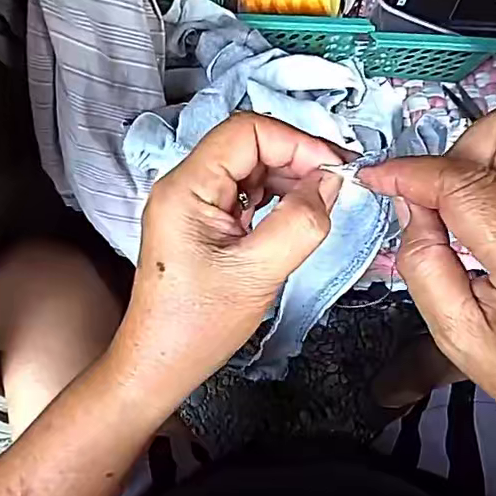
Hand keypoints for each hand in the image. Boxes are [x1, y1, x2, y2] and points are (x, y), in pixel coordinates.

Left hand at [112, 113, 346, 398]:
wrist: (160, 363)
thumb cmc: (196, 325)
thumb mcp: (258, 273)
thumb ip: (300, 223)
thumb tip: (329, 183)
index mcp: (187, 188)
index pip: (247, 132)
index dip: (297, 143)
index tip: (333, 169)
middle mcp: (185, 186)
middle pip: (249, 144)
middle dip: (296, 158)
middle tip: (334, 185)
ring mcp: (193, 203)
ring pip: (250, 167)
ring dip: (289, 177)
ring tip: (320, 202)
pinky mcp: (203, 222)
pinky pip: (245, 193)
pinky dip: (276, 197)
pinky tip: (297, 213)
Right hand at [358, 98, 495, 449]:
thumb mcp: (458, 337)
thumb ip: (423, 263)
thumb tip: (411, 203)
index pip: (471, 187)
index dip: (413, 174)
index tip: (380, 177)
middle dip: (463, 147)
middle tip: (442, 196)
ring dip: (487, 149)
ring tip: (466, 200)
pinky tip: (492, 206)